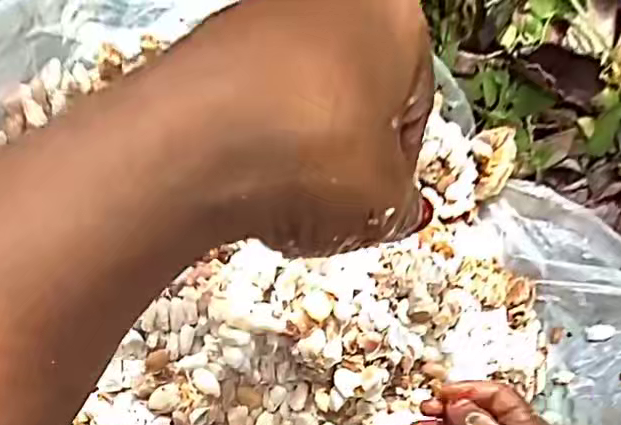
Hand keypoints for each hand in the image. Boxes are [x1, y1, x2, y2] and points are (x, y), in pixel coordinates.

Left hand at [165, 0, 433, 253]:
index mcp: (397, 12)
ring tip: (293, 202)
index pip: (417, 103)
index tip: (387, 202)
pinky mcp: (217, 43)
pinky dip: (261, 143)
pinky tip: (255, 184)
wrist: (204, 146)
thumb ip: (404, 206)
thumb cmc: (310, 158)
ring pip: (305, 99)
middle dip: (349, 156)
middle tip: (340, 209)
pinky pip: (256, 102)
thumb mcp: (383, 203)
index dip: (402, 166)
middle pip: (356, 95)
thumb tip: (402, 209)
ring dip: (304, 151)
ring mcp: (269, 13)